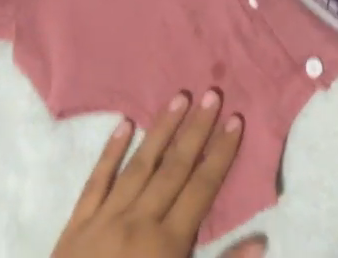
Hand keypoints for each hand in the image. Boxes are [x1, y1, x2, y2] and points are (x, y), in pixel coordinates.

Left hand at [51, 89, 265, 257]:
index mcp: (167, 243)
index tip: (235, 120)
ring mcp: (105, 219)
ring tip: (179, 97)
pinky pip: (96, 181)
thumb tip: (261, 242)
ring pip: (139, 165)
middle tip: (213, 94)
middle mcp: (139, 222)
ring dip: (161, 129)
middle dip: (196, 130)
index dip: (221, 153)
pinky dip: (110, 152)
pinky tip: (124, 124)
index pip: (202, 187)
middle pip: (174, 167)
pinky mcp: (76, 225)